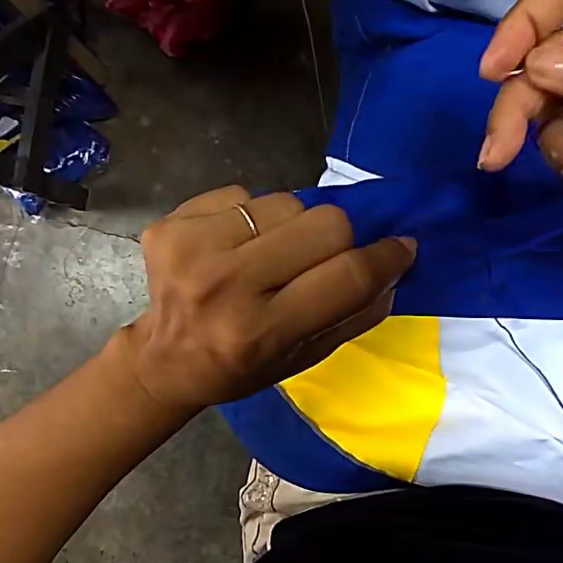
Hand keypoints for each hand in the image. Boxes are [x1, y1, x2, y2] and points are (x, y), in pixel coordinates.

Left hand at [116, 186, 415, 411]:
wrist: (163, 359)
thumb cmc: (240, 367)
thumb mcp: (304, 357)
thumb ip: (354, 312)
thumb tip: (394, 261)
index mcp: (259, 330)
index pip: (345, 275)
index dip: (385, 257)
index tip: (399, 248)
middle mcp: (223, 284)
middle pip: (323, 223)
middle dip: (337, 238)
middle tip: (321, 258)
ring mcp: (190, 248)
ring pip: (284, 201)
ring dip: (290, 225)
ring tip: (267, 254)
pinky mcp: (169, 225)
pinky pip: (241, 195)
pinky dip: (249, 216)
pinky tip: (231, 246)